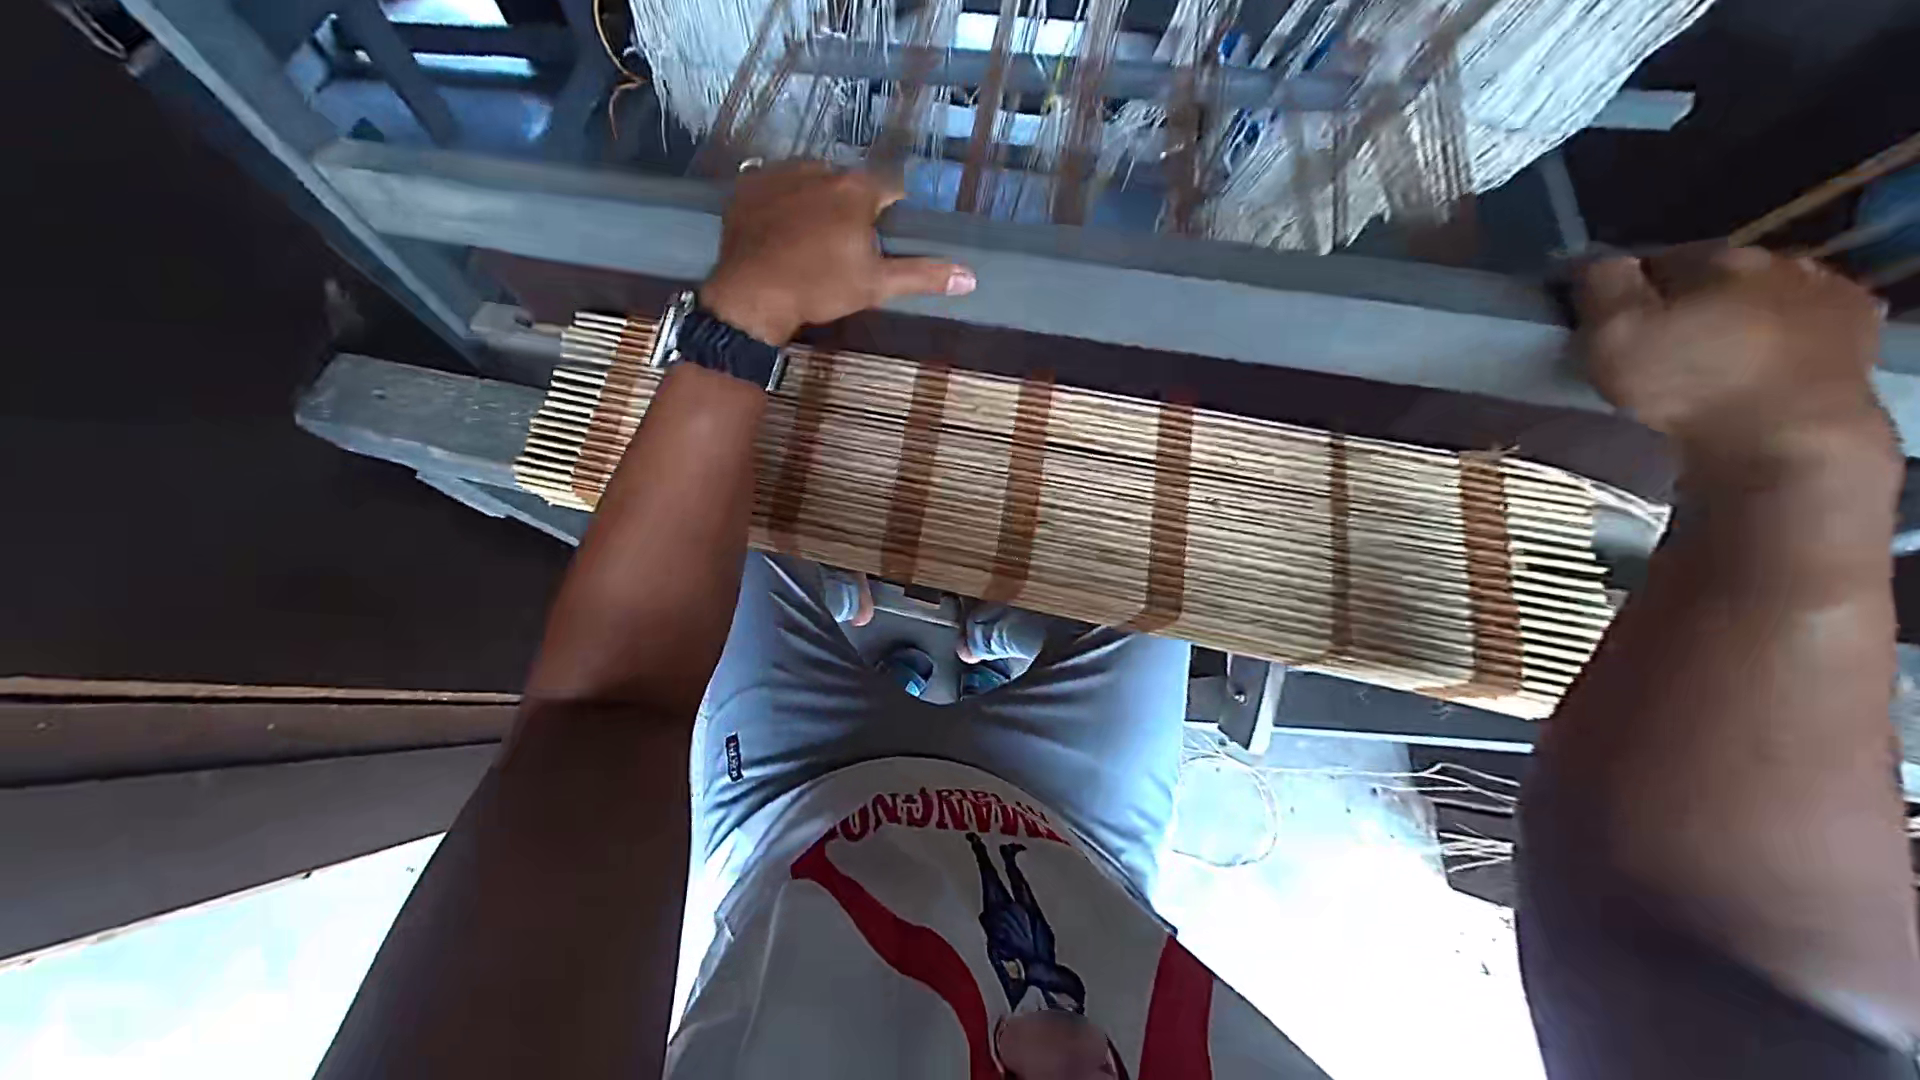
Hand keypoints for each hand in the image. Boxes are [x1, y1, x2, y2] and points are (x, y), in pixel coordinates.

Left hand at [698, 162, 975, 345]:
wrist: (754, 294)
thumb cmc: (821, 288)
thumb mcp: (876, 285)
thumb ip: (923, 275)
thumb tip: (970, 277)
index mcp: (856, 189)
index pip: (889, 190)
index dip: (889, 217)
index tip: (880, 243)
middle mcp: (820, 168)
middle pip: (849, 185)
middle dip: (851, 211)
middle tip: (843, 250)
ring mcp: (780, 172)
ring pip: (812, 182)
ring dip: (817, 204)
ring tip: (809, 244)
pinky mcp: (749, 185)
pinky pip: (776, 188)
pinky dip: (782, 205)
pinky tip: (781, 235)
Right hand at [1575, 246, 1893, 480]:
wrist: (1785, 438)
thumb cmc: (1685, 383)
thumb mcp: (1613, 336)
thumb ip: (1602, 289)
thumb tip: (1600, 259)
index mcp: (1717, 258)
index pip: (1654, 257)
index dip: (1625, 287)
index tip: (1605, 319)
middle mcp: (1780, 261)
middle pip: (1713, 276)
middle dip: (1683, 299)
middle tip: (1652, 341)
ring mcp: (1829, 294)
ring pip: (1759, 296)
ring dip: (1732, 315)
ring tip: (1703, 355)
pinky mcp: (1858, 333)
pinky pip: (1801, 322)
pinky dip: (1775, 335)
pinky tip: (1754, 361)